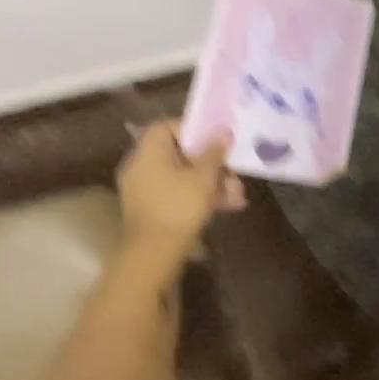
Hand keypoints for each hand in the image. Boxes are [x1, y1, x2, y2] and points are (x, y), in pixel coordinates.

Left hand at [115, 121, 242, 249]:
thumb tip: (223, 132)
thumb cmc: (180, 206)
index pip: (165, 127)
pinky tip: (228, 205)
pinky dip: (201, 195)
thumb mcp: (204, 177)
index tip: (216, 137)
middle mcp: (142, 167)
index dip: (192, 128)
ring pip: (183, 175)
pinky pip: (179, 192)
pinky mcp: (153, 208)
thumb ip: (215, 152)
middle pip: (179, 153)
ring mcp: (145, 189)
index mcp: (149, 154)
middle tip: (233, 170)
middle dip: (210, 161)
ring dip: (212, 181)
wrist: (155, 252)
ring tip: (236, 193)